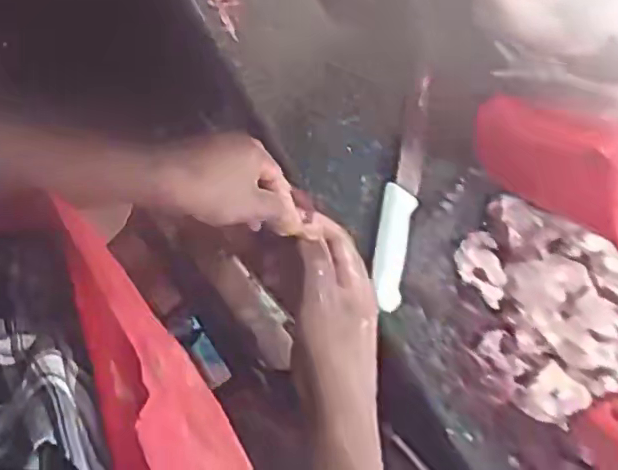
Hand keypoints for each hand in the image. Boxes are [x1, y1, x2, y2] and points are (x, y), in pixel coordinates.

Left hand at [146, 134, 305, 234]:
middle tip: (264, 229)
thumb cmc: (212, 192)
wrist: (162, 176)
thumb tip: (295, 216)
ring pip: (239, 176)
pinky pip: (220, 174)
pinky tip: (220, 209)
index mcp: (256, 150)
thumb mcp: (252, 206)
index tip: (284, 230)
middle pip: (260, 176)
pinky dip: (226, 191)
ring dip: (245, 199)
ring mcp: (215, 144)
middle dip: (264, 203)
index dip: (285, 207)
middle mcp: (237, 141)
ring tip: (244, 223)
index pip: (281, 180)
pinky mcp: (196, 153)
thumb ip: (279, 210)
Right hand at [268, 210, 381, 469]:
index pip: (337, 234)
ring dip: (287, 254)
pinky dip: (287, 275)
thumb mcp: (319, 298)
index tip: (279, 209)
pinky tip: (266, 276)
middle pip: (325, 248)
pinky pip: (305, 285)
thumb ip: (314, 257)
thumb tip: (304, 221)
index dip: (311, 217)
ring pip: (312, 266)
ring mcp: (338, 305)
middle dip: (296, 234)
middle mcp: (351, 288)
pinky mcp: (324, 321)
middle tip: (264, 227)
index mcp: (357, 280)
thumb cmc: (328, 350)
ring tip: (260, 248)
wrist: (336, 409)